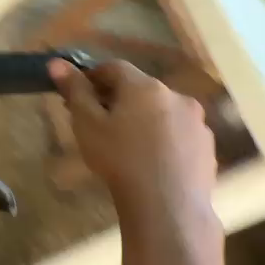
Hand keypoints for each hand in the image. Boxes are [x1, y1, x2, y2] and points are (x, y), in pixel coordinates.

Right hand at [48, 58, 218, 233]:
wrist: (167, 202)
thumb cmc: (119, 157)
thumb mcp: (86, 122)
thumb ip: (75, 90)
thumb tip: (57, 63)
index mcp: (145, 87)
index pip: (114, 67)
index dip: (91, 77)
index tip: (76, 96)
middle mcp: (177, 97)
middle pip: (139, 88)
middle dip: (115, 98)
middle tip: (94, 120)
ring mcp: (197, 121)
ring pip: (159, 109)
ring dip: (139, 116)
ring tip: (121, 141)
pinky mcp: (207, 144)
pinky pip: (176, 130)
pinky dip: (159, 135)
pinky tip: (146, 157)